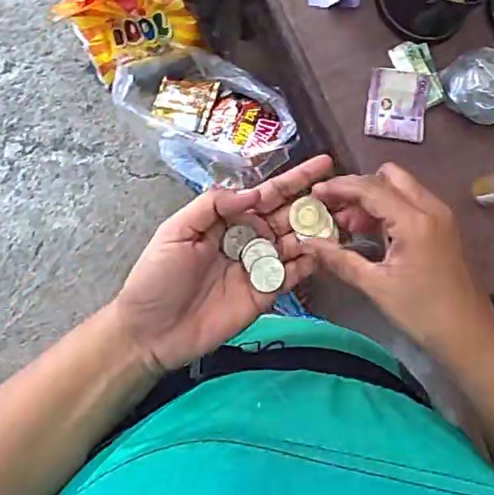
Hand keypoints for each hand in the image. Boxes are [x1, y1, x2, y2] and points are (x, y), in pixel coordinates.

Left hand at [107, 155, 338, 371]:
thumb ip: (213, 205)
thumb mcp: (176, 231)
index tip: (325, 163)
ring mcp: (260, 266)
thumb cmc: (157, 277)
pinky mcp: (265, 294)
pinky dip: (310, 263)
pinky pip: (293, 274)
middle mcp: (249, 238)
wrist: (150, 331)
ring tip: (342, 220)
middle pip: (288, 215)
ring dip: (318, 231)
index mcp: (229, 219)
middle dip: (315, 202)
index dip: (295, 179)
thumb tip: (253, 193)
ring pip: (296, 243)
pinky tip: (325, 252)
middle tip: (343, 192)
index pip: (267, 194)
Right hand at [294, 163, 493, 359]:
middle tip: (334, 209)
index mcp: (414, 220)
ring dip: (373, 198)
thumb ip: (340, 259)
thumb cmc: (422, 311)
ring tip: (347, 225)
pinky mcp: (442, 225)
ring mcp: (440, 215)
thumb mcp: (376, 286)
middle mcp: (430, 207)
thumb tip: (307, 244)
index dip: (340, 187)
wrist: (468, 333)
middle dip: (358, 187)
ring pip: (400, 187)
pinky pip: (410, 202)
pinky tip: (370, 232)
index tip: (315, 193)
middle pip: (389, 176)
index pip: (371, 188)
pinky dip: (388, 208)